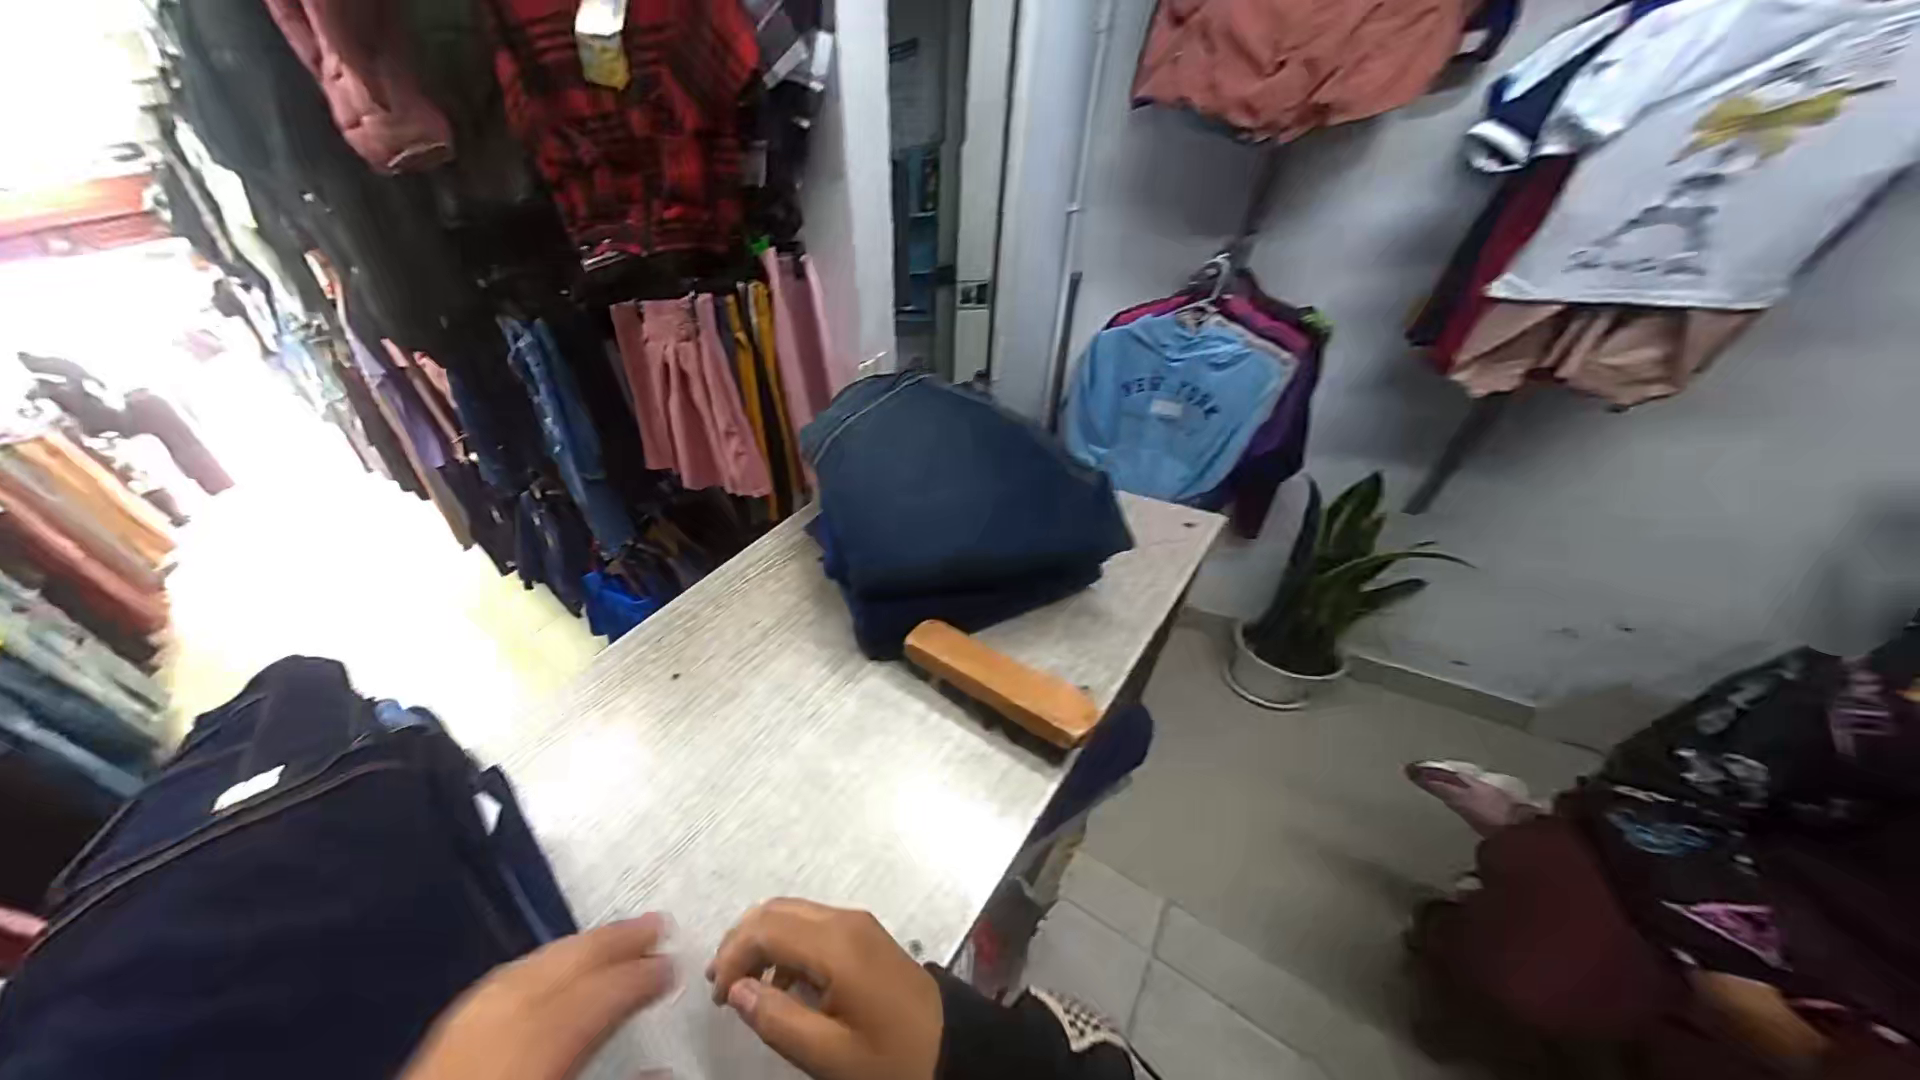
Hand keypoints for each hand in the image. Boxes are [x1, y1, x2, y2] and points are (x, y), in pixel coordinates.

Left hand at [401, 913, 675, 1079]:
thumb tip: (662, 1068)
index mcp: (531, 1055)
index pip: (596, 997)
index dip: (640, 975)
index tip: (673, 963)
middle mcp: (493, 1031)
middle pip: (561, 969)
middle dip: (614, 941)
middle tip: (657, 924)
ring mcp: (456, 1034)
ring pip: (525, 971)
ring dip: (576, 948)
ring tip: (613, 937)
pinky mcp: (434, 1046)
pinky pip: (492, 988)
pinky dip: (532, 966)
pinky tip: (547, 966)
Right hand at [708, 899, 941, 1079]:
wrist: (948, 1044)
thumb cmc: (888, 1055)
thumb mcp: (828, 1054)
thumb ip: (778, 1019)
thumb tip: (736, 989)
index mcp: (836, 943)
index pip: (767, 927)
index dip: (734, 954)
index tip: (718, 997)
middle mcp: (844, 919)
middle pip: (777, 910)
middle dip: (742, 940)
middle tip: (720, 986)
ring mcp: (856, 922)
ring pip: (793, 912)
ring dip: (762, 940)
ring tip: (741, 987)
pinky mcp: (862, 933)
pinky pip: (812, 924)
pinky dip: (785, 943)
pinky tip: (780, 983)